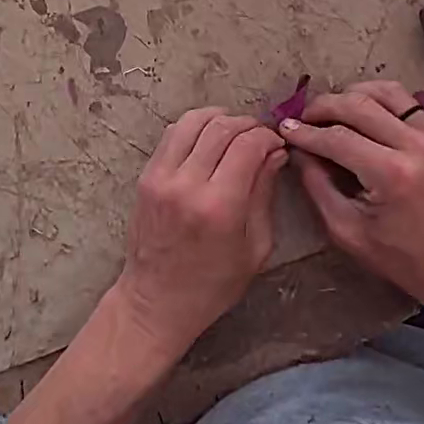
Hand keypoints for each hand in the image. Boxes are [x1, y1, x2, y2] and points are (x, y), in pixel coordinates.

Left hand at [115, 108, 288, 352]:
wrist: (154, 304)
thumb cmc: (213, 284)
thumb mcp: (256, 246)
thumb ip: (265, 192)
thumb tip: (276, 152)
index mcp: (220, 206)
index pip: (249, 144)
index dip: (268, 137)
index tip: (277, 146)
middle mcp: (187, 186)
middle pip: (223, 126)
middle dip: (249, 125)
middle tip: (260, 138)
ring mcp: (161, 178)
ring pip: (195, 120)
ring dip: (221, 119)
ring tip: (234, 134)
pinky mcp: (147, 177)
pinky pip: (173, 133)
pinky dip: (196, 127)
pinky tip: (209, 142)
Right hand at [282, 81, 423, 313]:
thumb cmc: (401, 259)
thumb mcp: (348, 232)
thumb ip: (319, 188)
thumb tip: (300, 152)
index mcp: (392, 174)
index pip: (338, 138)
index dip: (306, 132)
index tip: (285, 129)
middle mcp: (415, 145)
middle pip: (359, 105)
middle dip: (324, 106)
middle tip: (302, 116)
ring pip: (385, 92)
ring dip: (352, 94)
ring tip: (329, 110)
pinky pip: (406, 101)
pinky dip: (379, 98)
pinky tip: (361, 110)